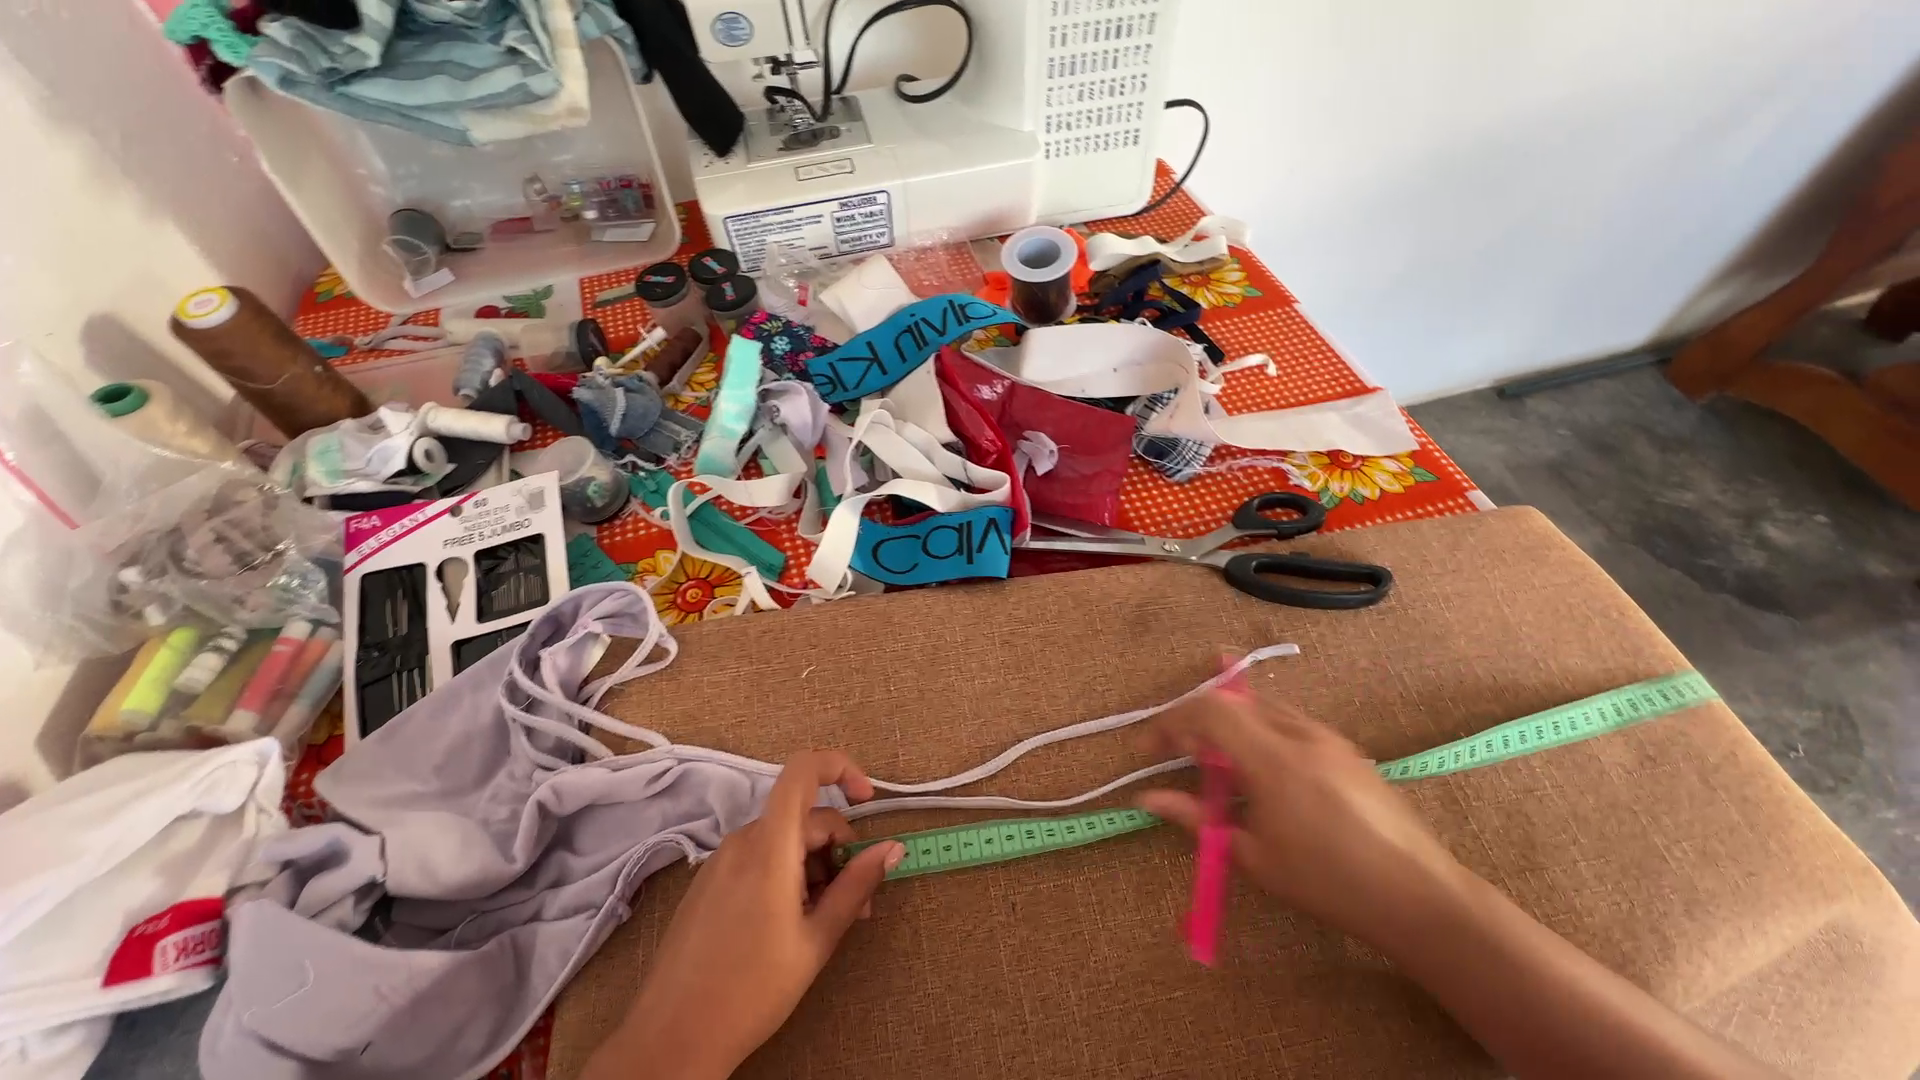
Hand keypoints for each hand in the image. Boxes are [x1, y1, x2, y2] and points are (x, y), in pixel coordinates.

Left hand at [587, 751, 905, 1079]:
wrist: (673, 1037)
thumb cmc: (752, 990)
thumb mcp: (817, 939)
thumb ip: (856, 885)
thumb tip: (891, 847)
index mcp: (769, 846)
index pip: (803, 771)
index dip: (841, 767)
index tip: (867, 797)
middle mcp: (742, 841)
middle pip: (803, 817)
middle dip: (839, 846)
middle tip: (860, 901)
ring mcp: (720, 861)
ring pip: (783, 840)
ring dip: (815, 865)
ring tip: (827, 920)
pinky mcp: (709, 882)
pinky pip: (759, 858)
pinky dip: (787, 874)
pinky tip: (792, 922)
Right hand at [1138, 687, 1466, 947]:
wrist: (1419, 895)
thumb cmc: (1328, 882)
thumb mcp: (1253, 856)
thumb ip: (1197, 820)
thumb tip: (1149, 799)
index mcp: (1274, 758)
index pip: (1209, 709)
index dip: (1171, 721)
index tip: (1148, 749)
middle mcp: (1301, 733)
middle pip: (1234, 700)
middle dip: (1196, 719)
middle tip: (1175, 754)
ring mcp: (1329, 737)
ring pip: (1263, 708)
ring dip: (1228, 724)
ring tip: (1213, 762)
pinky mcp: (1347, 749)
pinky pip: (1289, 723)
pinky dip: (1259, 732)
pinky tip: (1258, 769)